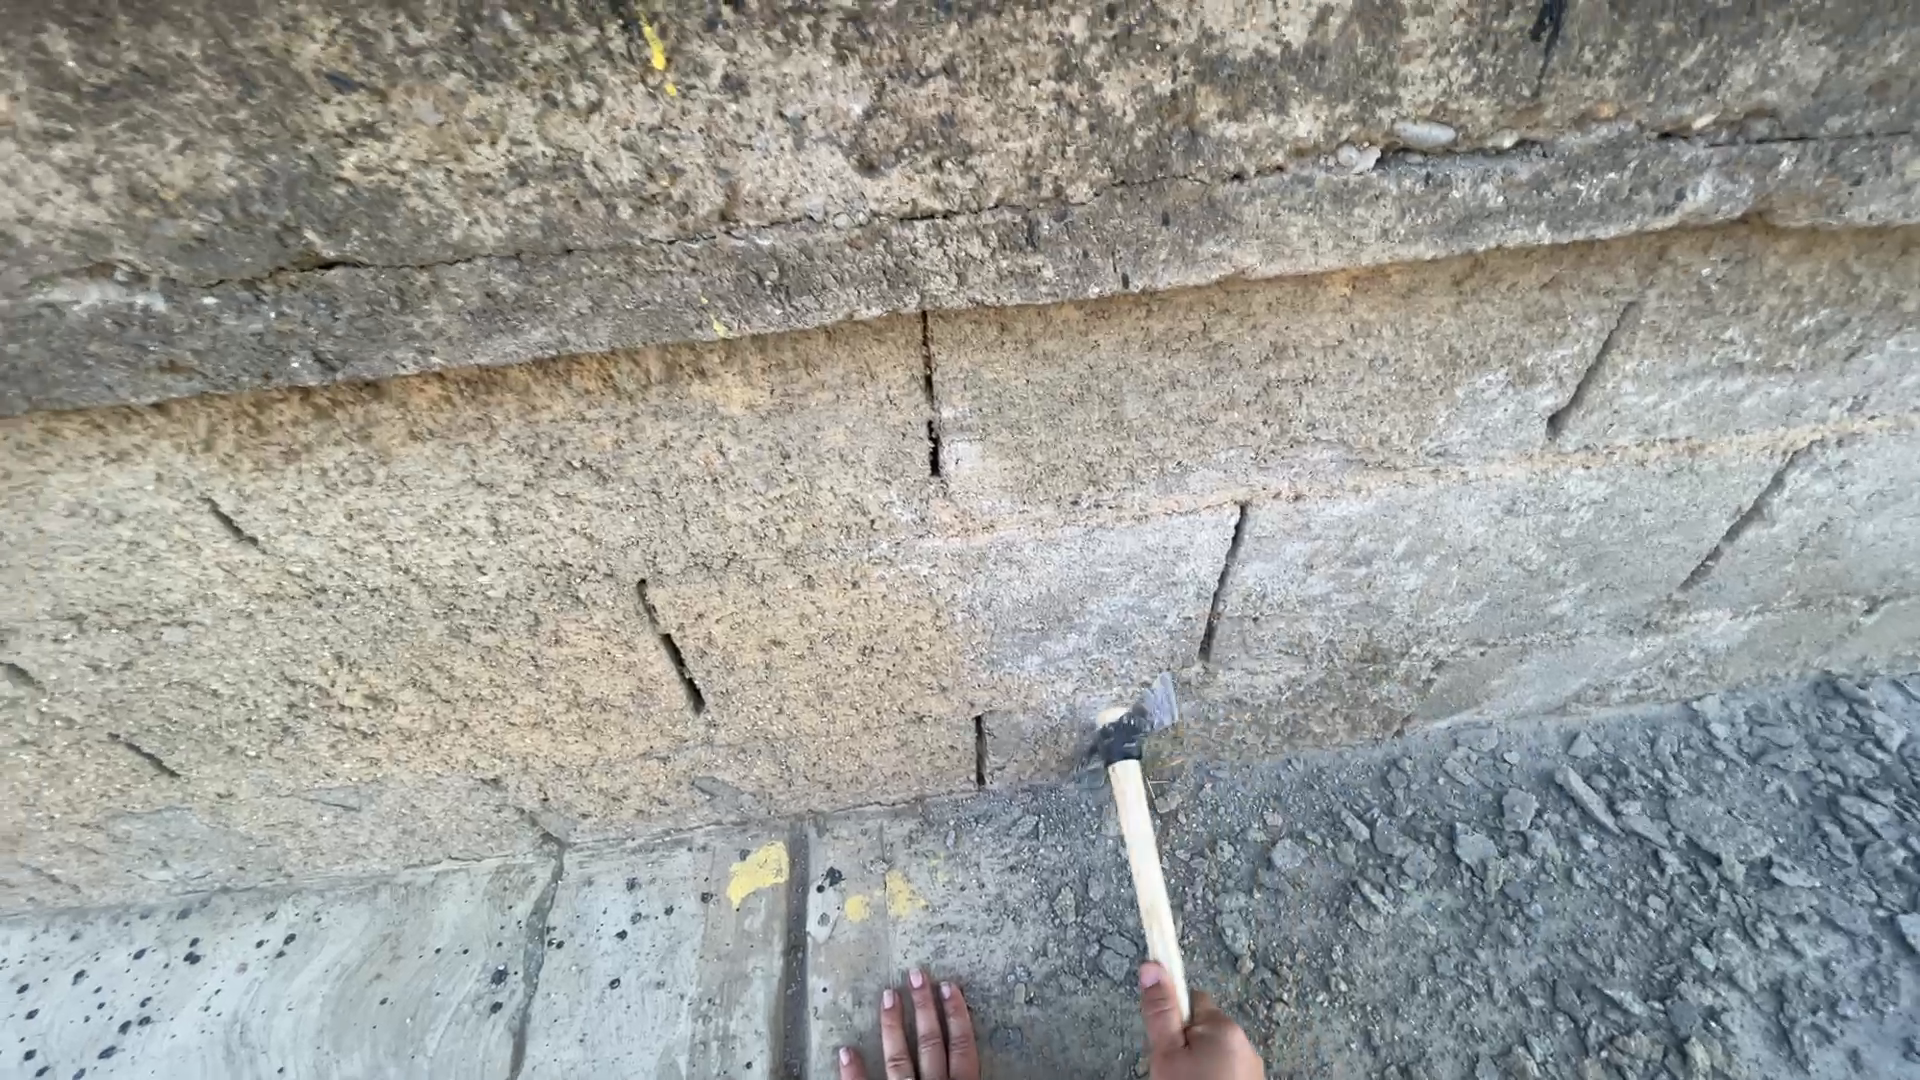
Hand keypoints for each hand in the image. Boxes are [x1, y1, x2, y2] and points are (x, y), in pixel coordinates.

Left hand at [839, 966, 978, 1079]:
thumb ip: (968, 1073)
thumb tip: (970, 1055)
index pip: (962, 1049)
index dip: (958, 1016)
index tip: (950, 987)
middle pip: (930, 1044)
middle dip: (924, 1007)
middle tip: (917, 974)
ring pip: (900, 1060)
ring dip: (893, 1026)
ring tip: (888, 995)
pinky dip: (854, 1072)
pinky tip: (846, 1051)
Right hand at [1139, 962, 1264, 1078]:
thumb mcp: (1166, 1055)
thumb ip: (1160, 1010)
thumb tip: (1151, 965)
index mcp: (1224, 1027)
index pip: (1191, 997)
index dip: (1174, 1017)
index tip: (1166, 1042)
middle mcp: (1245, 1043)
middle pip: (1203, 1027)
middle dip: (1186, 1043)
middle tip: (1173, 1071)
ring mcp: (1253, 1070)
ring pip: (1214, 1052)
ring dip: (1199, 1063)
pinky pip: (1226, 1072)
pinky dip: (1213, 1078)